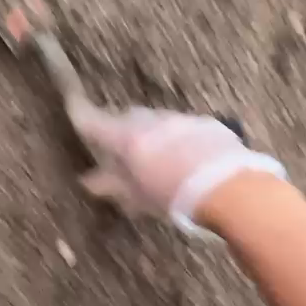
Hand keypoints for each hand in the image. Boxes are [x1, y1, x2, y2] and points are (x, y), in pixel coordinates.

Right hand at [67, 100, 285, 234]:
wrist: (232, 190)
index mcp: (128, 138)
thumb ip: (110, 186)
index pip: (95, 121)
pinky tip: (182, 158)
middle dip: (119, 128)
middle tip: (118, 149)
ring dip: (149, 134)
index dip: (81, 114)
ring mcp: (181, 120)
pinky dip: (174, 138)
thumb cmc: (174, 197)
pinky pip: (182, 127)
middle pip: (127, 117)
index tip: (73, 107)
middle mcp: (152, 122)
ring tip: (153, 157)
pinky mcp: (207, 124)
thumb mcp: (136, 198)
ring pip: (156, 121)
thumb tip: (89, 181)